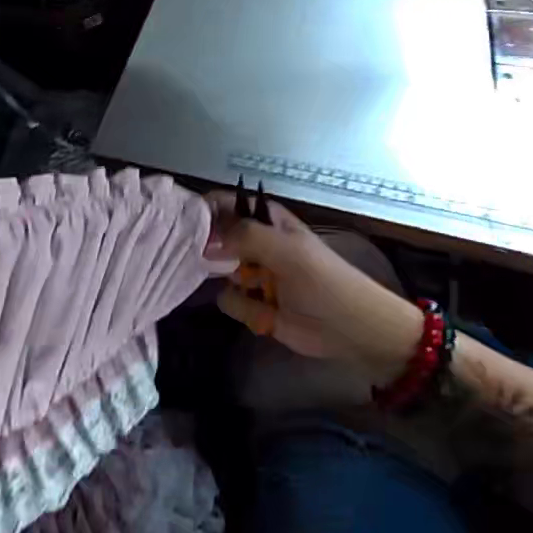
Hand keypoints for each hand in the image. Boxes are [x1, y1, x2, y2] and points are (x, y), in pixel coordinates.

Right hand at [208, 194, 423, 385]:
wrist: (349, 328)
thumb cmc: (322, 280)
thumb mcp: (286, 251)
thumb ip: (246, 236)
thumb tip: (206, 238)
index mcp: (270, 222)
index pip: (231, 204)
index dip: (208, 208)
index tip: (182, 218)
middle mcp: (259, 245)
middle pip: (220, 238)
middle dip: (207, 246)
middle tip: (190, 255)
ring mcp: (257, 277)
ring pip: (221, 271)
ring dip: (223, 279)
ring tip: (237, 286)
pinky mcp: (256, 308)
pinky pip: (232, 302)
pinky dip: (240, 307)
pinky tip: (261, 314)